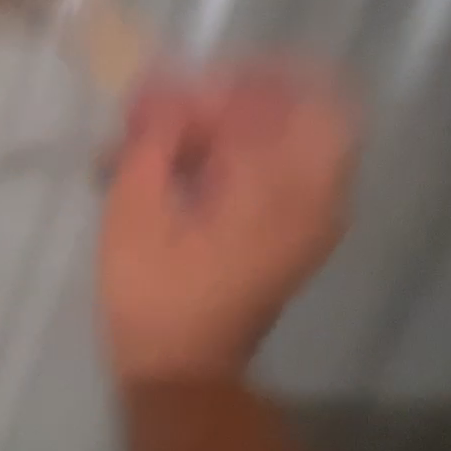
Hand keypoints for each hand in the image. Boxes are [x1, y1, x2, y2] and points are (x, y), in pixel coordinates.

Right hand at [100, 61, 357, 382]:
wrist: (180, 365)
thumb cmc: (148, 290)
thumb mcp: (133, 212)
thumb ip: (152, 141)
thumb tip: (163, 91)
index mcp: (276, 187)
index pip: (263, 99)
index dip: (209, 85)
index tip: (157, 95)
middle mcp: (316, 193)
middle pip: (308, 104)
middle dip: (243, 92)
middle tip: (184, 104)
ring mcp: (317, 214)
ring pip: (304, 133)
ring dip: (245, 121)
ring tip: (178, 137)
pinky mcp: (302, 231)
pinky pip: (296, 166)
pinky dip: (251, 151)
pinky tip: (194, 167)